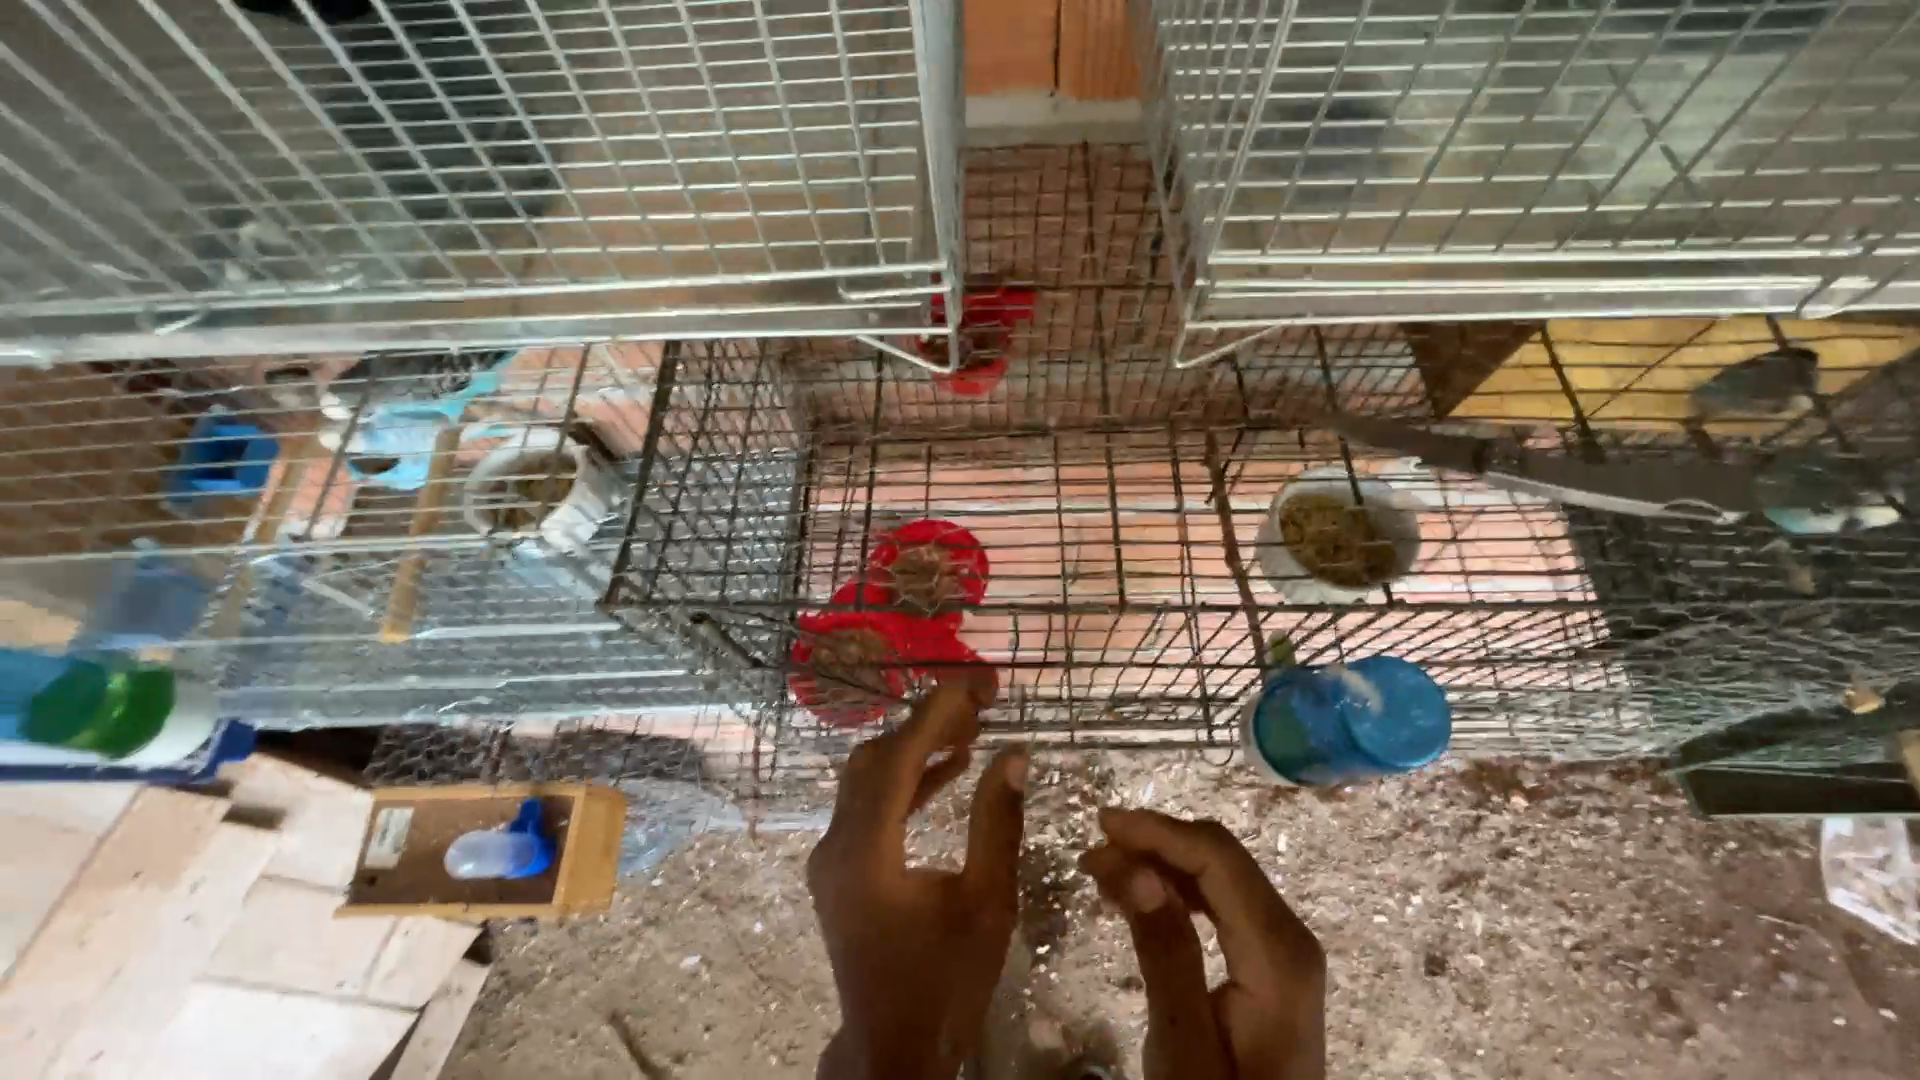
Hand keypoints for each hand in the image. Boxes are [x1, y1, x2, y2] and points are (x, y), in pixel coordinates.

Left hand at [808, 679, 1027, 1079]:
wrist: (893, 1047)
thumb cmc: (946, 982)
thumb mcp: (987, 903)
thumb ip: (997, 823)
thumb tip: (1015, 753)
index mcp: (866, 852)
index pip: (899, 758)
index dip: (939, 712)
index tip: (980, 683)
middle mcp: (836, 843)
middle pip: (877, 758)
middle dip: (929, 721)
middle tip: (983, 700)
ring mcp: (832, 854)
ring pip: (869, 776)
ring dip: (918, 747)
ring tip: (973, 727)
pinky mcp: (841, 866)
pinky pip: (871, 804)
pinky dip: (909, 781)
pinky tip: (952, 768)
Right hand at [1080, 809, 1325, 1079]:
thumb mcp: (1183, 1047)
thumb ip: (1166, 955)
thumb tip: (1138, 870)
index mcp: (1278, 953)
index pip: (1218, 859)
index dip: (1159, 831)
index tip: (1101, 824)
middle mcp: (1290, 935)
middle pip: (1221, 856)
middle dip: (1154, 842)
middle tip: (1092, 856)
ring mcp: (1283, 946)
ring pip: (1220, 871)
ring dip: (1160, 860)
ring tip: (1103, 871)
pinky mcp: (1269, 959)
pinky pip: (1222, 898)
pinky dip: (1178, 885)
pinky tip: (1140, 894)